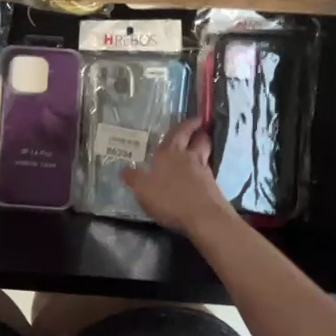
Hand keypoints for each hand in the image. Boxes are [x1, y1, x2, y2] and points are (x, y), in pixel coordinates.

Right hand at [122, 120, 235, 235]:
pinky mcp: (213, 186)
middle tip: (199, 129)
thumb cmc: (169, 198)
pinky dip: (203, 169)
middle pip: (199, 139)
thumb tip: (123, 169)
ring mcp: (204, 171)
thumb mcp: (143, 190)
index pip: (178, 132)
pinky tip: (198, 176)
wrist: (204, 216)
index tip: (195, 118)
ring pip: (205, 153)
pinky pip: (207, 171)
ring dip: (203, 148)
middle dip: (199, 133)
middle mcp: (188, 157)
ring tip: (198, 149)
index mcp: (169, 153)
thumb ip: (133, 178)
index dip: (187, 124)